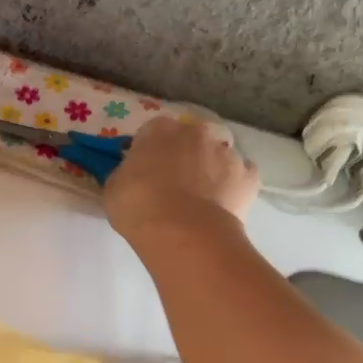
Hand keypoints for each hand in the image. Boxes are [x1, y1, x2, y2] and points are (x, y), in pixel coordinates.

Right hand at [104, 117, 259, 243]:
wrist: (183, 232)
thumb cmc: (138, 207)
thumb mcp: (114, 188)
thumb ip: (126, 172)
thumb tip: (134, 172)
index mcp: (160, 131)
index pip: (153, 130)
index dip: (148, 148)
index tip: (142, 167)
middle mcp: (197, 133)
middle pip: (189, 139)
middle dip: (181, 154)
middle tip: (169, 180)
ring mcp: (227, 153)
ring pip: (215, 156)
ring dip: (206, 169)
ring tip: (195, 198)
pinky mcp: (249, 175)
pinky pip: (238, 175)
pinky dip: (229, 185)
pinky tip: (218, 203)